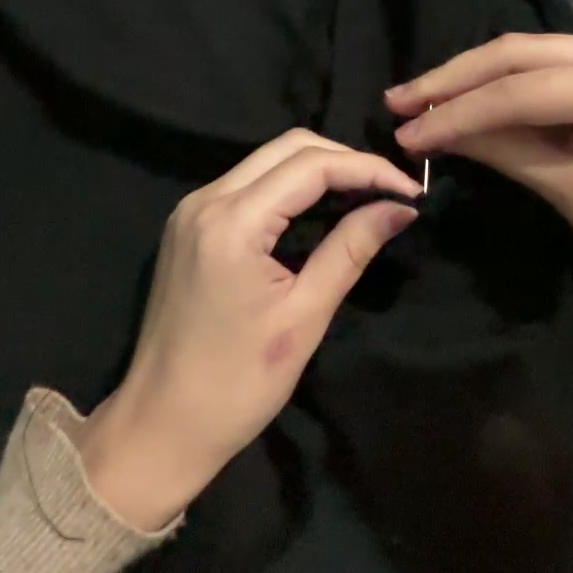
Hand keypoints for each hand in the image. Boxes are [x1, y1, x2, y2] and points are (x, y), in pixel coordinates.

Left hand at [77, 130, 421, 530]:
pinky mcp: (188, 224)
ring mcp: (191, 209)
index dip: (367, 169)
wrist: (161, 424)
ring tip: (365, 195)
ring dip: (317, 168)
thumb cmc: (237, 383)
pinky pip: (247, 183)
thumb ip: (350, 249)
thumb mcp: (304, 316)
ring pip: (266, 160)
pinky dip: (288, 185)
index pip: (310, 165)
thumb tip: (400, 208)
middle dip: (344, 159)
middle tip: (389, 190)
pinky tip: (319, 207)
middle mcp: (205, 199)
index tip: (410, 191)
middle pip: (287, 147)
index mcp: (231, 222)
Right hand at [387, 34, 572, 301]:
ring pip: (526, 55)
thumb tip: (430, 131)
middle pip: (520, 56)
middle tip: (397, 104)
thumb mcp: (571, 192)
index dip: (457, 111)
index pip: (523, 90)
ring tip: (417, 101)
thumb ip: (501, 148)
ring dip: (470, 79)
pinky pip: (544, 67)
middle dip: (454, 81)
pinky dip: (499, 86)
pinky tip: (460, 98)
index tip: (405, 133)